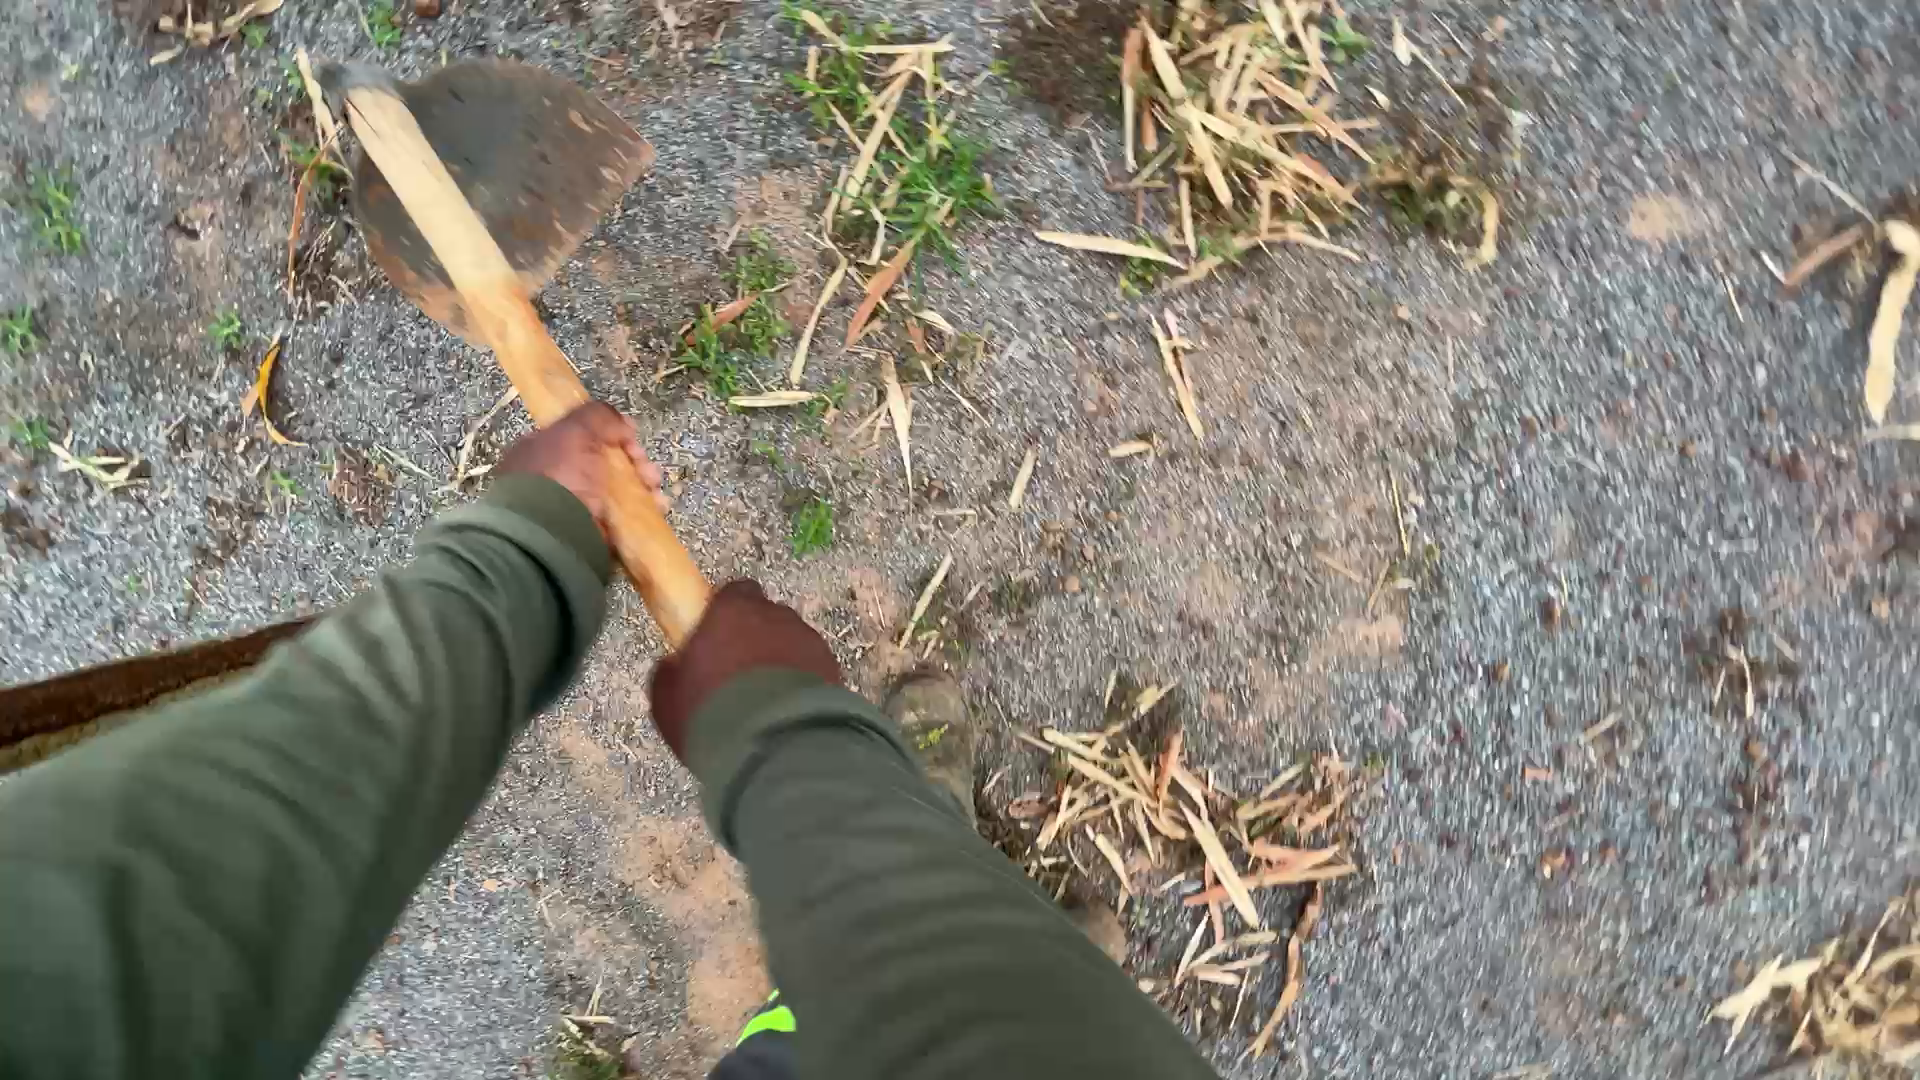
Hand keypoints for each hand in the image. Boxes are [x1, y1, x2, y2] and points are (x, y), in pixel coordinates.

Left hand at [496, 401, 662, 531]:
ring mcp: (575, 505)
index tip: (630, 436)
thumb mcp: (575, 431)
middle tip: (646, 468)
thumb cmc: (559, 475)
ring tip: (654, 487)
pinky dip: (644, 508)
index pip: (582, 435)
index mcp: (542, 451)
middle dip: (634, 461)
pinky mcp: (595, 529)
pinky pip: (626, 514)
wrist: (553, 532)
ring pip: (619, 488)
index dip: (610, 434)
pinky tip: (658, 505)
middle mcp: (557, 477)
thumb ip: (599, 417)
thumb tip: (623, 423)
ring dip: (643, 484)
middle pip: (606, 462)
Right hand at [649, 580, 841, 759]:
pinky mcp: (832, 664)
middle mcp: (775, 615)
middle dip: (756, 636)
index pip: (734, 592)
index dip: (726, 612)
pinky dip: (804, 677)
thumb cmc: (713, 717)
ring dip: (782, 657)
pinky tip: (791, 706)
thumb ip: (669, 674)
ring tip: (769, 696)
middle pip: (767, 615)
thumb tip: (671, 665)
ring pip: (793, 639)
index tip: (718, 636)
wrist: (776, 744)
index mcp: (731, 611)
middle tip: (742, 673)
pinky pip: (813, 663)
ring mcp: (808, 638)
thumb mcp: (670, 703)